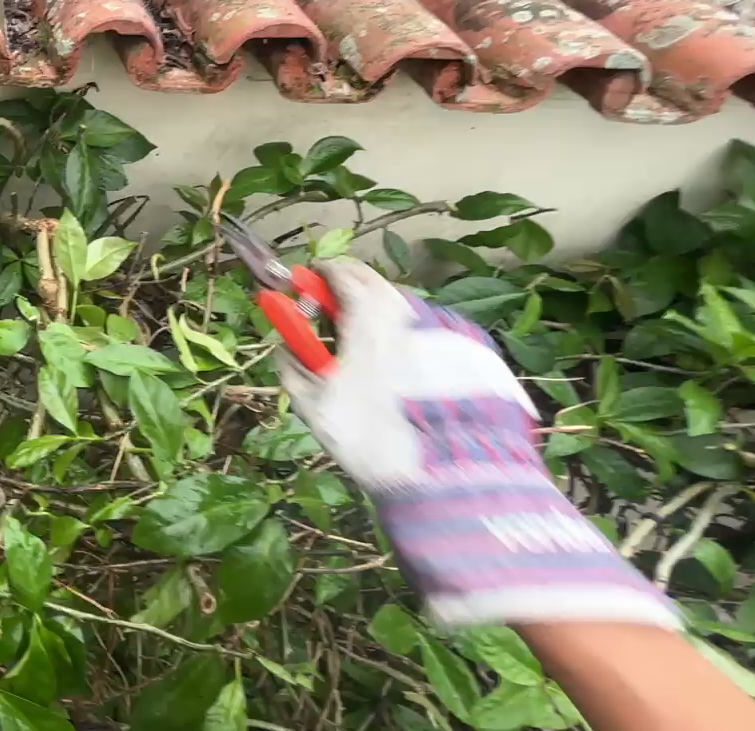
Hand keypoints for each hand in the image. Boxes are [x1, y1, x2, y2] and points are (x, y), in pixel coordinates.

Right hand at [278, 261, 676, 628]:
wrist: (450, 482)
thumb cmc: (370, 438)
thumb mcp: (311, 403)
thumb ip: (290, 363)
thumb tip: (285, 344)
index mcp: (368, 319)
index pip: (338, 272)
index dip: (314, 277)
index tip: (302, 293)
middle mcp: (409, 315)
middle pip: (370, 280)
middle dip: (343, 290)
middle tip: (326, 316)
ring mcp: (444, 333)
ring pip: (399, 305)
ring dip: (374, 314)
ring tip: (363, 352)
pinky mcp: (470, 355)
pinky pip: (426, 329)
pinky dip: (404, 336)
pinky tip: (399, 372)